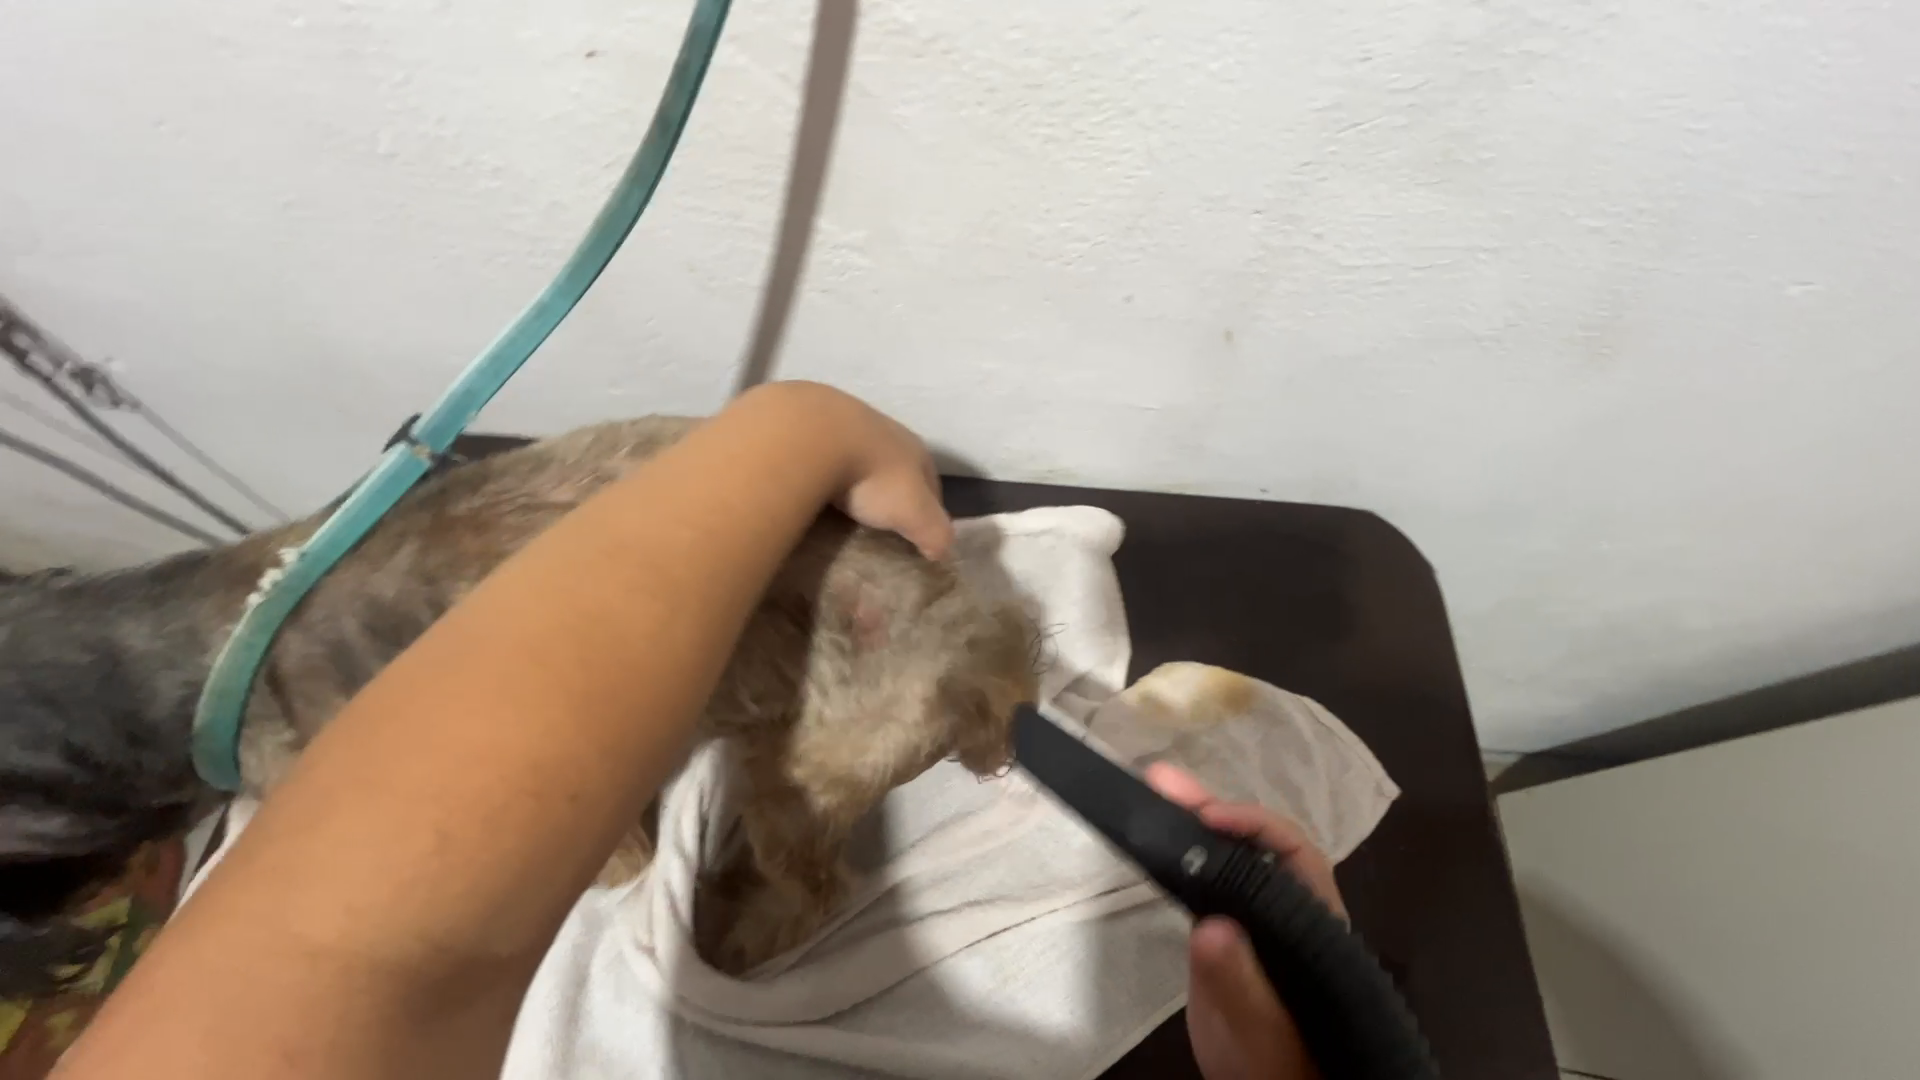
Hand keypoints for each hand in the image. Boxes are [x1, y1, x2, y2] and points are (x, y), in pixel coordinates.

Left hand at [747, 382, 954, 560]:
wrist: (811, 435)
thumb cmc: (872, 476)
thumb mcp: (913, 513)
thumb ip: (934, 533)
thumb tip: (942, 552)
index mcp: (915, 449)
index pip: (932, 484)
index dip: (929, 511)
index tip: (917, 535)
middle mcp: (885, 430)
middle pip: (895, 467)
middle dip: (891, 492)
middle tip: (878, 522)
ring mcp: (844, 422)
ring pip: (857, 456)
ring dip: (855, 477)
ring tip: (842, 506)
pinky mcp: (807, 423)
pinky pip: (821, 453)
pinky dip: (822, 469)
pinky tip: (812, 486)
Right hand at [1145, 763, 1346, 1079]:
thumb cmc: (1277, 1068)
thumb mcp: (1259, 1034)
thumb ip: (1240, 986)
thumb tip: (1211, 927)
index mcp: (1315, 927)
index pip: (1295, 854)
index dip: (1254, 825)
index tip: (1207, 816)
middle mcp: (1290, 911)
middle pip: (1257, 843)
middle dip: (1210, 808)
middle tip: (1160, 781)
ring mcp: (1259, 919)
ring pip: (1232, 856)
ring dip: (1194, 821)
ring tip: (1153, 791)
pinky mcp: (1230, 930)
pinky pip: (1212, 879)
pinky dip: (1186, 851)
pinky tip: (1159, 837)